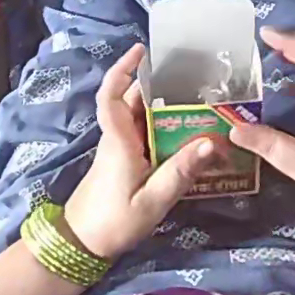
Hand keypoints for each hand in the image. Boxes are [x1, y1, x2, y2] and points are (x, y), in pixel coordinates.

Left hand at [61, 43, 220, 259]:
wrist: (81, 244)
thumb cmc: (113, 221)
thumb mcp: (152, 201)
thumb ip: (180, 171)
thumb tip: (212, 141)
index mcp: (119, 141)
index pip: (112, 96)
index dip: (122, 70)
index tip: (140, 51)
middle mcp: (117, 138)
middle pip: (132, 101)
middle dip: (156, 83)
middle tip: (189, 75)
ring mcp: (119, 150)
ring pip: (139, 117)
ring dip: (162, 105)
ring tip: (196, 98)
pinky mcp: (124, 161)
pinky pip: (144, 134)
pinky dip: (162, 126)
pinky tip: (186, 131)